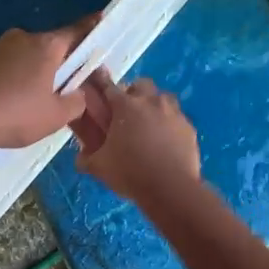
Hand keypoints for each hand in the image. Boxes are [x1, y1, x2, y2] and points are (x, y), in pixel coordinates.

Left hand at [0, 16, 96, 148]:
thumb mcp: (55, 116)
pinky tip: (13, 104)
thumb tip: (78, 94)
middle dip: (62, 64)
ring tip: (38, 103)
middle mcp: (23, 38)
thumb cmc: (13, 114)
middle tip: (70, 88)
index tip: (101, 18)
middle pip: (52, 47)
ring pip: (29, 58)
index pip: (76, 32)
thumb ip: (76, 102)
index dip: (91, 28)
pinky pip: (9, 67)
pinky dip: (16, 81)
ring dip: (37, 74)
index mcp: (46, 46)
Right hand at [71, 71, 201, 202]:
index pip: (108, 86)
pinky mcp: (188, 126)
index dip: (101, 83)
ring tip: (149, 122)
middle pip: (140, 84)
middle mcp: (150, 102)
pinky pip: (177, 117)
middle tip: (127, 111)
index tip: (97, 81)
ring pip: (162, 97)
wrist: (171, 188)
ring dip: (154, 103)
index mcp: (125, 106)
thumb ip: (86, 158)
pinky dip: (170, 122)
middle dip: (133, 92)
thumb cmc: (130, 172)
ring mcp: (173, 112)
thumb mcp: (99, 167)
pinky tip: (166, 138)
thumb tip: (80, 157)